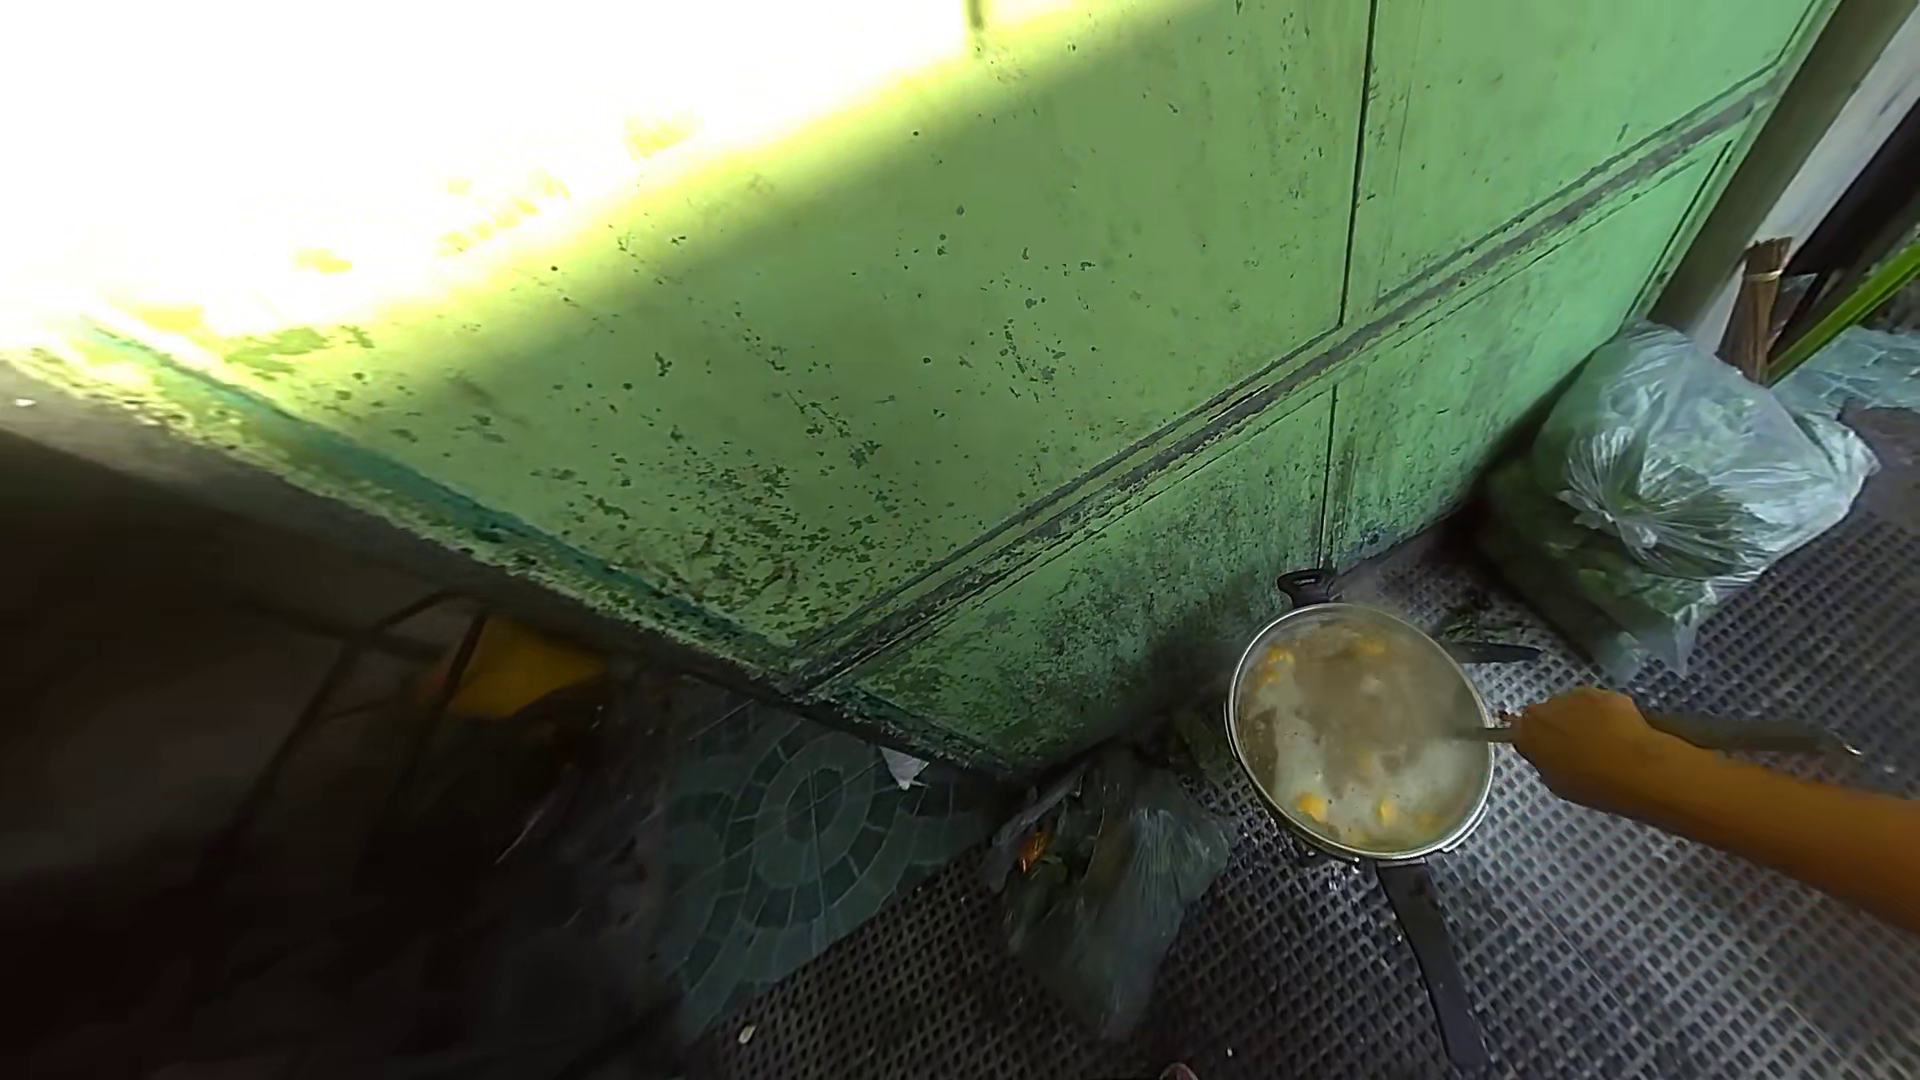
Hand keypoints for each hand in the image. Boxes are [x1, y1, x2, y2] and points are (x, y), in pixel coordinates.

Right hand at [1510, 688, 1699, 816]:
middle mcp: (1539, 711)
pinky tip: (1626, 729)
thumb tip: (1551, 757)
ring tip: (1608, 738)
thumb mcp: (1558, 784)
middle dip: (1557, 725)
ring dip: (1582, 717)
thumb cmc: (1597, 786)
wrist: (1643, 771)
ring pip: (1571, 705)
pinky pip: (1600, 701)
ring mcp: (1570, 699)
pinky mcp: (1602, 694)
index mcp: (1523, 734)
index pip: (1518, 730)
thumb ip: (1545, 763)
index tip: (1550, 749)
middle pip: (1543, 714)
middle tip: (1582, 745)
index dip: (1535, 738)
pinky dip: (1610, 711)